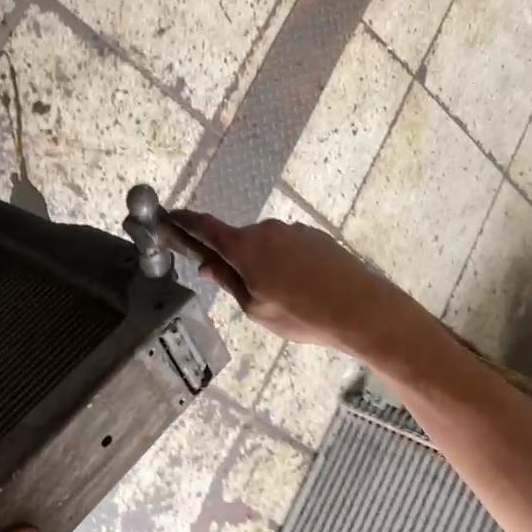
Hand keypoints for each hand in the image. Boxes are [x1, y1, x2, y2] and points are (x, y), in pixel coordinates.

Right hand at [171, 211, 419, 354]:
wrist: (361, 309)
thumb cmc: (301, 314)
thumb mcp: (255, 309)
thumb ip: (228, 283)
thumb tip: (207, 264)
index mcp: (245, 246)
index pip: (206, 227)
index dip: (186, 222)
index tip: (170, 216)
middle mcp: (268, 229)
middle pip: (240, 241)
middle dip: (237, 260)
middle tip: (250, 294)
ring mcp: (295, 230)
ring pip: (267, 246)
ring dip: (267, 264)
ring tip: (287, 299)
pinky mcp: (317, 237)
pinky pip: (290, 248)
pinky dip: (289, 264)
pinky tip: (306, 289)